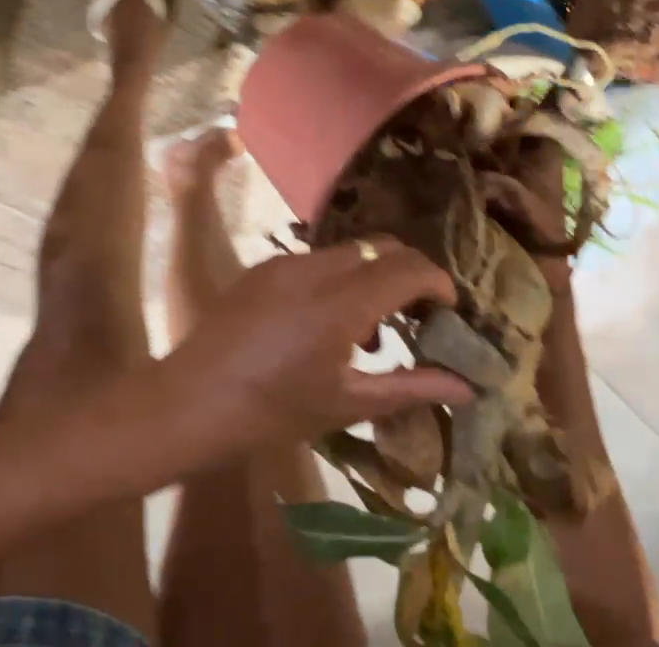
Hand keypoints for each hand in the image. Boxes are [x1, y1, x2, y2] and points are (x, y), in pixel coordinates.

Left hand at [163, 238, 474, 448]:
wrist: (191, 402)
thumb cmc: (274, 412)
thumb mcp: (348, 403)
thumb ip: (412, 388)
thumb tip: (468, 387)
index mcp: (342, 302)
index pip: (409, 267)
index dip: (439, 284)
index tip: (449, 312)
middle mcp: (315, 268)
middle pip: (381, 247)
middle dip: (408, 274)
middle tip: (416, 319)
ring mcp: (283, 263)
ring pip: (347, 252)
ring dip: (372, 277)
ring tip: (369, 334)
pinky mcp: (260, 269)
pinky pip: (314, 261)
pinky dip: (337, 280)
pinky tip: (324, 326)